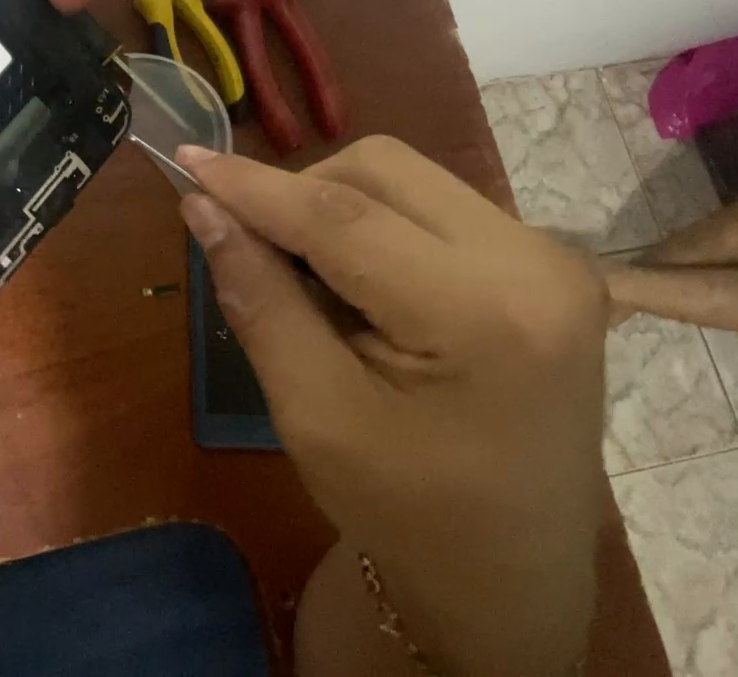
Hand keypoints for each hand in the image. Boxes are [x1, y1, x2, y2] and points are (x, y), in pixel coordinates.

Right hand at [177, 136, 607, 673]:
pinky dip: (371, 224)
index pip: (342, 217)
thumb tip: (201, 207)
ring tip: (307, 279)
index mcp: (485, 315)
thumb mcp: (312, 411)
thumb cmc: (405, 512)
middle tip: (252, 249)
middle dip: (298, 194)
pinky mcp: (544, 264)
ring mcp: (551, 258)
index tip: (186, 161)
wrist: (508, 575)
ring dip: (334, 207)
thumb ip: (258, 297)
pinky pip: (432, 204)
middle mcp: (536, 263)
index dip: (253, 185)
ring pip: (406, 178)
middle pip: (382, 170)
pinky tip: (356, 284)